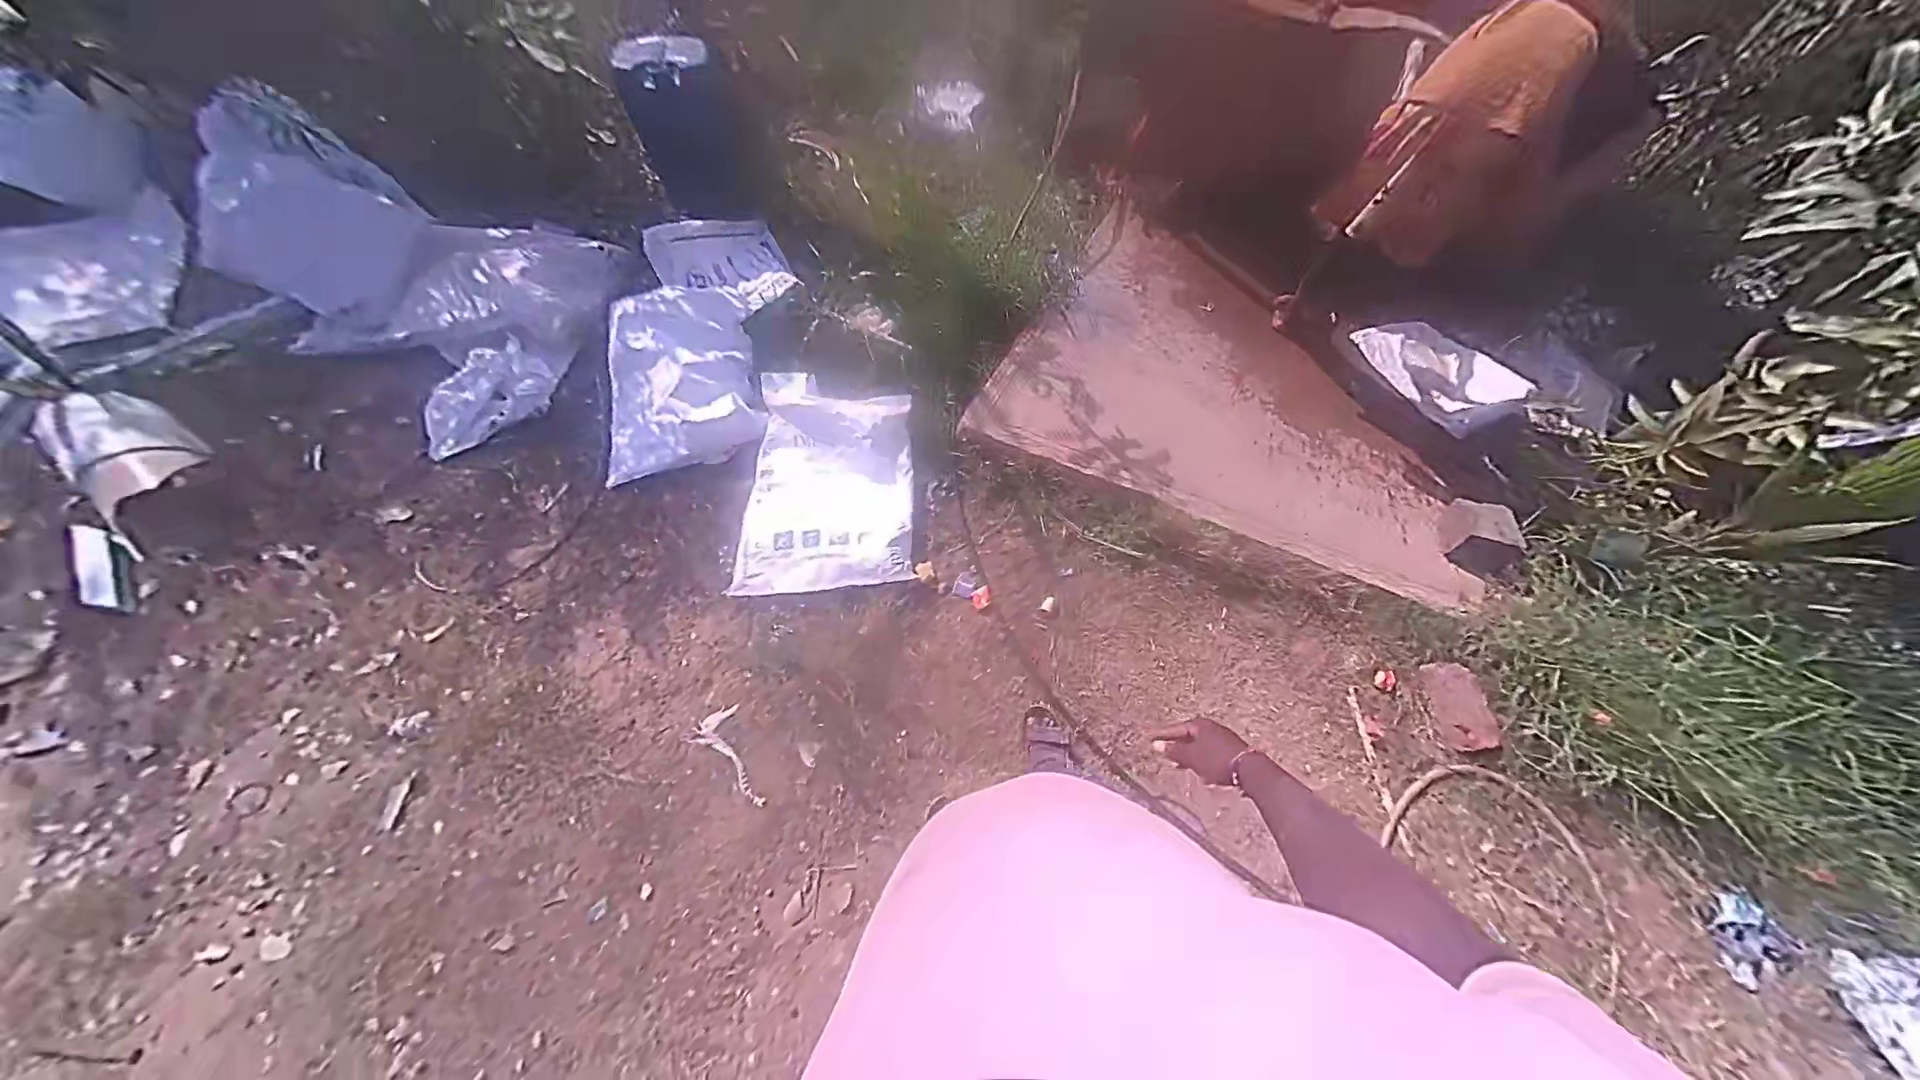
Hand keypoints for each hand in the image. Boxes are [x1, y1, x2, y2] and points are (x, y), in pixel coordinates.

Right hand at [1152, 718, 1254, 786]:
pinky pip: (1210, 754)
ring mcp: (1223, 739)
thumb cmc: (1216, 759)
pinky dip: (1202, 761)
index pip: (1176, 729)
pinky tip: (1201, 772)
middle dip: (1177, 746)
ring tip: (1181, 765)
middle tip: (1165, 753)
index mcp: (1200, 725)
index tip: (1151, 739)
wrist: (1249, 770)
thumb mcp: (1191, 756)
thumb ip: (1173, 751)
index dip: (1163, 735)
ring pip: (1200, 746)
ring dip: (1190, 755)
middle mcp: (1212, 729)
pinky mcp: (1231, 752)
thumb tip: (1157, 745)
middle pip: (1189, 736)